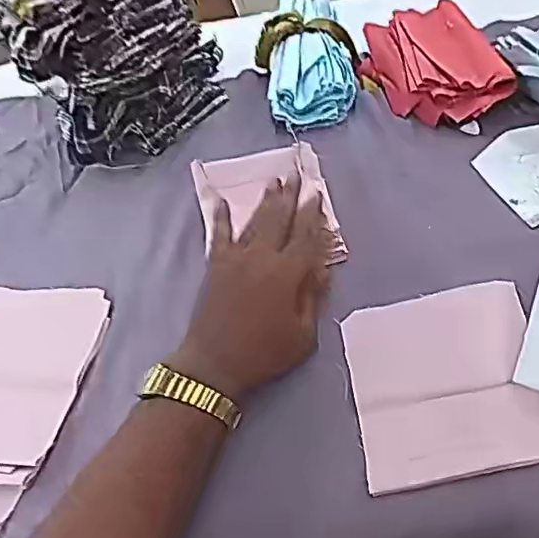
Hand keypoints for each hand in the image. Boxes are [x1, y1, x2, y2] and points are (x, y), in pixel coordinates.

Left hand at [170, 174, 331, 401]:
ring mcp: (235, 259)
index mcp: (287, 274)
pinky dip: (220, 216)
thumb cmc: (265, 353)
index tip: (319, 196)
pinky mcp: (216, 266)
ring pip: (254, 221)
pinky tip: (221, 200)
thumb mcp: (303, 334)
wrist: (215, 363)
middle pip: (280, 220)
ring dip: (265, 201)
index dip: (315, 216)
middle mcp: (261, 258)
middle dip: (291, 197)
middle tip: (298, 174)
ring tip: (275, 182)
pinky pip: (219, 234)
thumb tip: (323, 269)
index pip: (307, 238)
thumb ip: (313, 297)